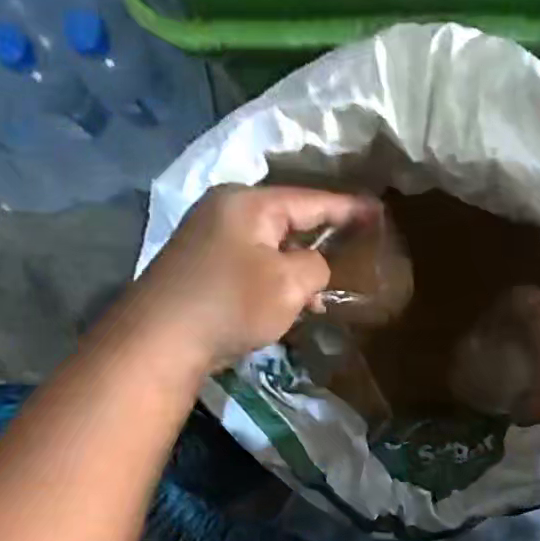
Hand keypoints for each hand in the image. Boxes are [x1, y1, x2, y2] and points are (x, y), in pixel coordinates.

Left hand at [122, 184, 377, 372]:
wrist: (160, 340)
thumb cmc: (231, 304)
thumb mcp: (289, 284)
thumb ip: (316, 266)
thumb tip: (311, 268)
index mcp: (248, 203)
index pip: (311, 200)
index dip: (348, 208)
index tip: (378, 211)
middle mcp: (223, 211)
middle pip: (286, 220)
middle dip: (320, 239)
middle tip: (353, 247)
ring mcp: (205, 239)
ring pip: (267, 247)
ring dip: (295, 268)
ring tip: (323, 291)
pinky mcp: (197, 269)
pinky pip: (248, 265)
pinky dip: (271, 281)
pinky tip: (285, 305)